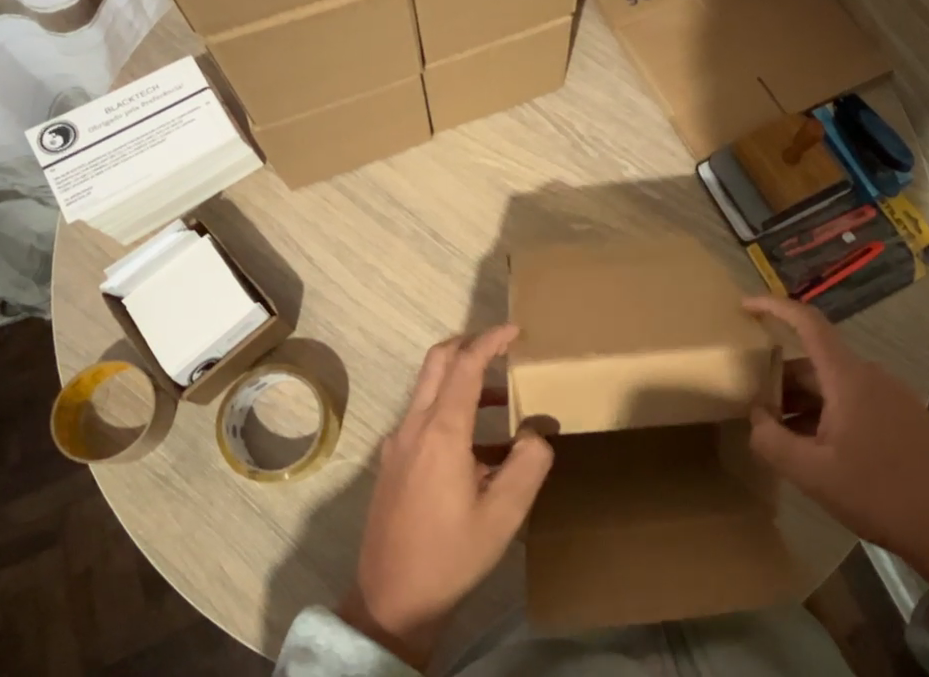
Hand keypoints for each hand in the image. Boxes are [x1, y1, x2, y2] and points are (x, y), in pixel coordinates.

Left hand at [341, 326, 553, 666]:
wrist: (390, 597)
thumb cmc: (451, 554)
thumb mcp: (504, 514)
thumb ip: (529, 463)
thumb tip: (537, 430)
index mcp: (441, 432)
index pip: (465, 365)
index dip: (490, 340)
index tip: (515, 330)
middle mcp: (413, 426)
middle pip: (437, 362)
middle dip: (469, 345)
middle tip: (503, 347)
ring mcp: (397, 443)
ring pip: (428, 388)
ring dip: (461, 379)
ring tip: (502, 397)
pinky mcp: (392, 462)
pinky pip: (422, 416)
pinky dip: (450, 407)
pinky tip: (478, 443)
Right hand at [746, 296, 928, 628]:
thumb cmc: (880, 495)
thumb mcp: (812, 474)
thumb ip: (771, 440)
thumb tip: (755, 414)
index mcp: (849, 378)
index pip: (808, 323)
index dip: (774, 306)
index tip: (745, 306)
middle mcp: (872, 377)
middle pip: (816, 361)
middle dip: (781, 379)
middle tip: (753, 406)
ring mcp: (894, 397)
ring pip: (835, 385)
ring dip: (803, 402)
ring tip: (781, 435)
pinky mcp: (907, 420)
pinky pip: (855, 402)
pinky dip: (827, 414)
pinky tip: (819, 451)